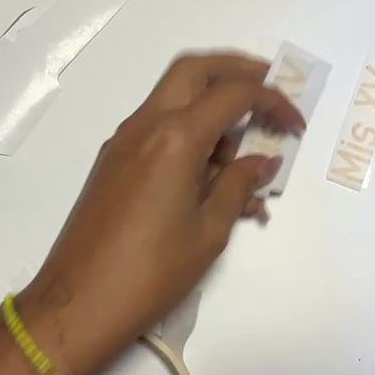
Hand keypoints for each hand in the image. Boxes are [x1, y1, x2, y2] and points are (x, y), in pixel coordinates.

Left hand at [16, 53, 305, 374]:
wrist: (77, 304)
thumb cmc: (151, 271)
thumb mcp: (209, 230)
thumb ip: (239, 185)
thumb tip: (263, 162)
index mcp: (175, 136)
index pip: (234, 94)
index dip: (273, 100)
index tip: (296, 124)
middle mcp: (146, 125)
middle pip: (195, 70)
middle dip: (236, 71)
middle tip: (269, 89)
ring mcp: (124, 141)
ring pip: (174, 98)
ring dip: (212, 109)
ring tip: (244, 160)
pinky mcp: (113, 162)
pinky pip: (159, 130)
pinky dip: (190, 136)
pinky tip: (213, 182)